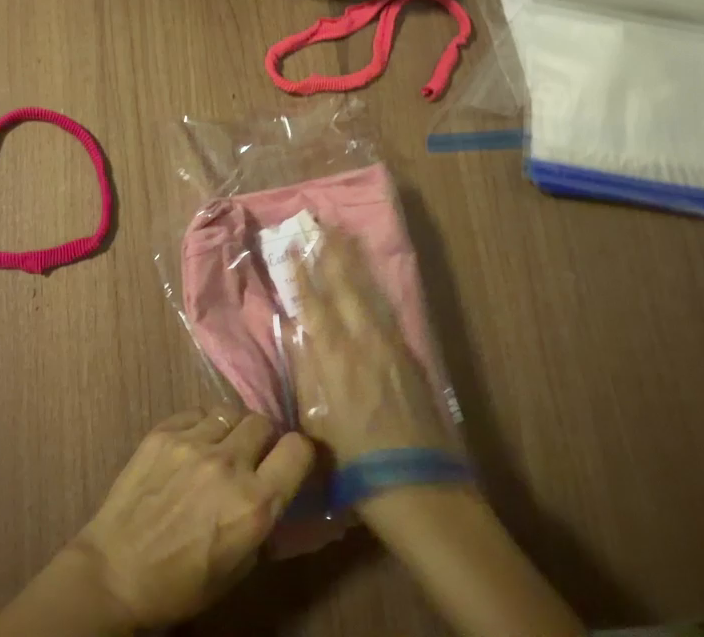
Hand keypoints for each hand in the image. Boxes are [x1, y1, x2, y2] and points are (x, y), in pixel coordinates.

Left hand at [68, 410, 313, 628]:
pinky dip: (201, 426)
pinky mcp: (161, 433)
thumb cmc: (183, 583)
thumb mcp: (241, 566)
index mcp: (254, 504)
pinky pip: (196, 413)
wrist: (116, 573)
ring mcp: (191, 444)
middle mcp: (227, 465)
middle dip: (263, 439)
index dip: (299, 454)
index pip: (298, 449)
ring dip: (232, 430)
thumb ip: (268, 523)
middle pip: (263, 422)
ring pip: (230, 412)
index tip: (290, 463)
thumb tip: (286, 495)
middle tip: (252, 458)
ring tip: (220, 449)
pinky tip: (191, 447)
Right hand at [285, 229, 458, 462]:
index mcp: (331, 355)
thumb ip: (302, 367)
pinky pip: (387, 308)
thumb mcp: (312, 415)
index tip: (291, 243)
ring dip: (354, 261)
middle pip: (342, 285)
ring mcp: (389, 345)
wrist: (412, 481)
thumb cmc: (348, 457)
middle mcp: (360, 340)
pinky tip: (369, 276)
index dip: (300, 270)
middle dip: (329, 251)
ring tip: (343, 234)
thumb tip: (293, 328)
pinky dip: (374, 286)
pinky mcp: (408, 355)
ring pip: (368, 292)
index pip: (311, 300)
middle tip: (319, 222)